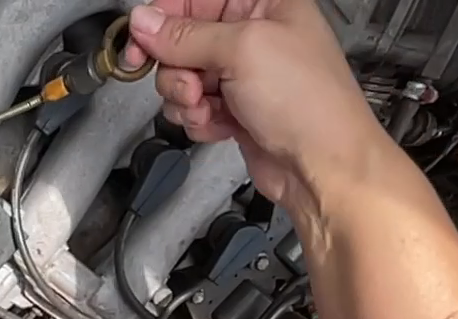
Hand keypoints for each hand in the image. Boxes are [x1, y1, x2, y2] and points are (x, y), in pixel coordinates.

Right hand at [126, 0, 396, 218]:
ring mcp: (239, 74)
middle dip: (177, 72)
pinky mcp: (231, 109)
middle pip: (179, 44)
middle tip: (193, 88)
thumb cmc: (306, 101)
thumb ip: (187, 35)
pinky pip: (193, 110)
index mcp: (259, 1)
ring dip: (187, 102)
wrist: (318, 163)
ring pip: (181, 81)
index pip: (192, 0)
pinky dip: (199, 123)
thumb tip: (144, 21)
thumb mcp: (242, 51)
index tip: (138, 49)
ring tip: (210, 111)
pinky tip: (222, 126)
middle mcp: (248, 34)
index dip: (159, 23)